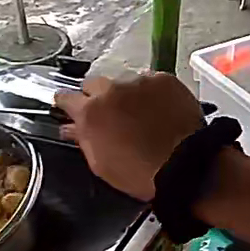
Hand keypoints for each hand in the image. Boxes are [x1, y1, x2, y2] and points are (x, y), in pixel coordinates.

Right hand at [55, 73, 205, 200]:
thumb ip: (82, 139)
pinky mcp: (164, 79)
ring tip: (138, 113)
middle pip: (93, 84)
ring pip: (122, 81)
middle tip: (108, 114)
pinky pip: (149, 81)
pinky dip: (149, 92)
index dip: (66, 104)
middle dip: (96, 96)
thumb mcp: (100, 163)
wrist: (184, 165)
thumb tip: (70, 127)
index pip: (65, 97)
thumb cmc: (137, 172)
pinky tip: (157, 109)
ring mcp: (138, 81)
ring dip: (124, 94)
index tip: (69, 108)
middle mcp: (110, 89)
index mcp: (90, 112)